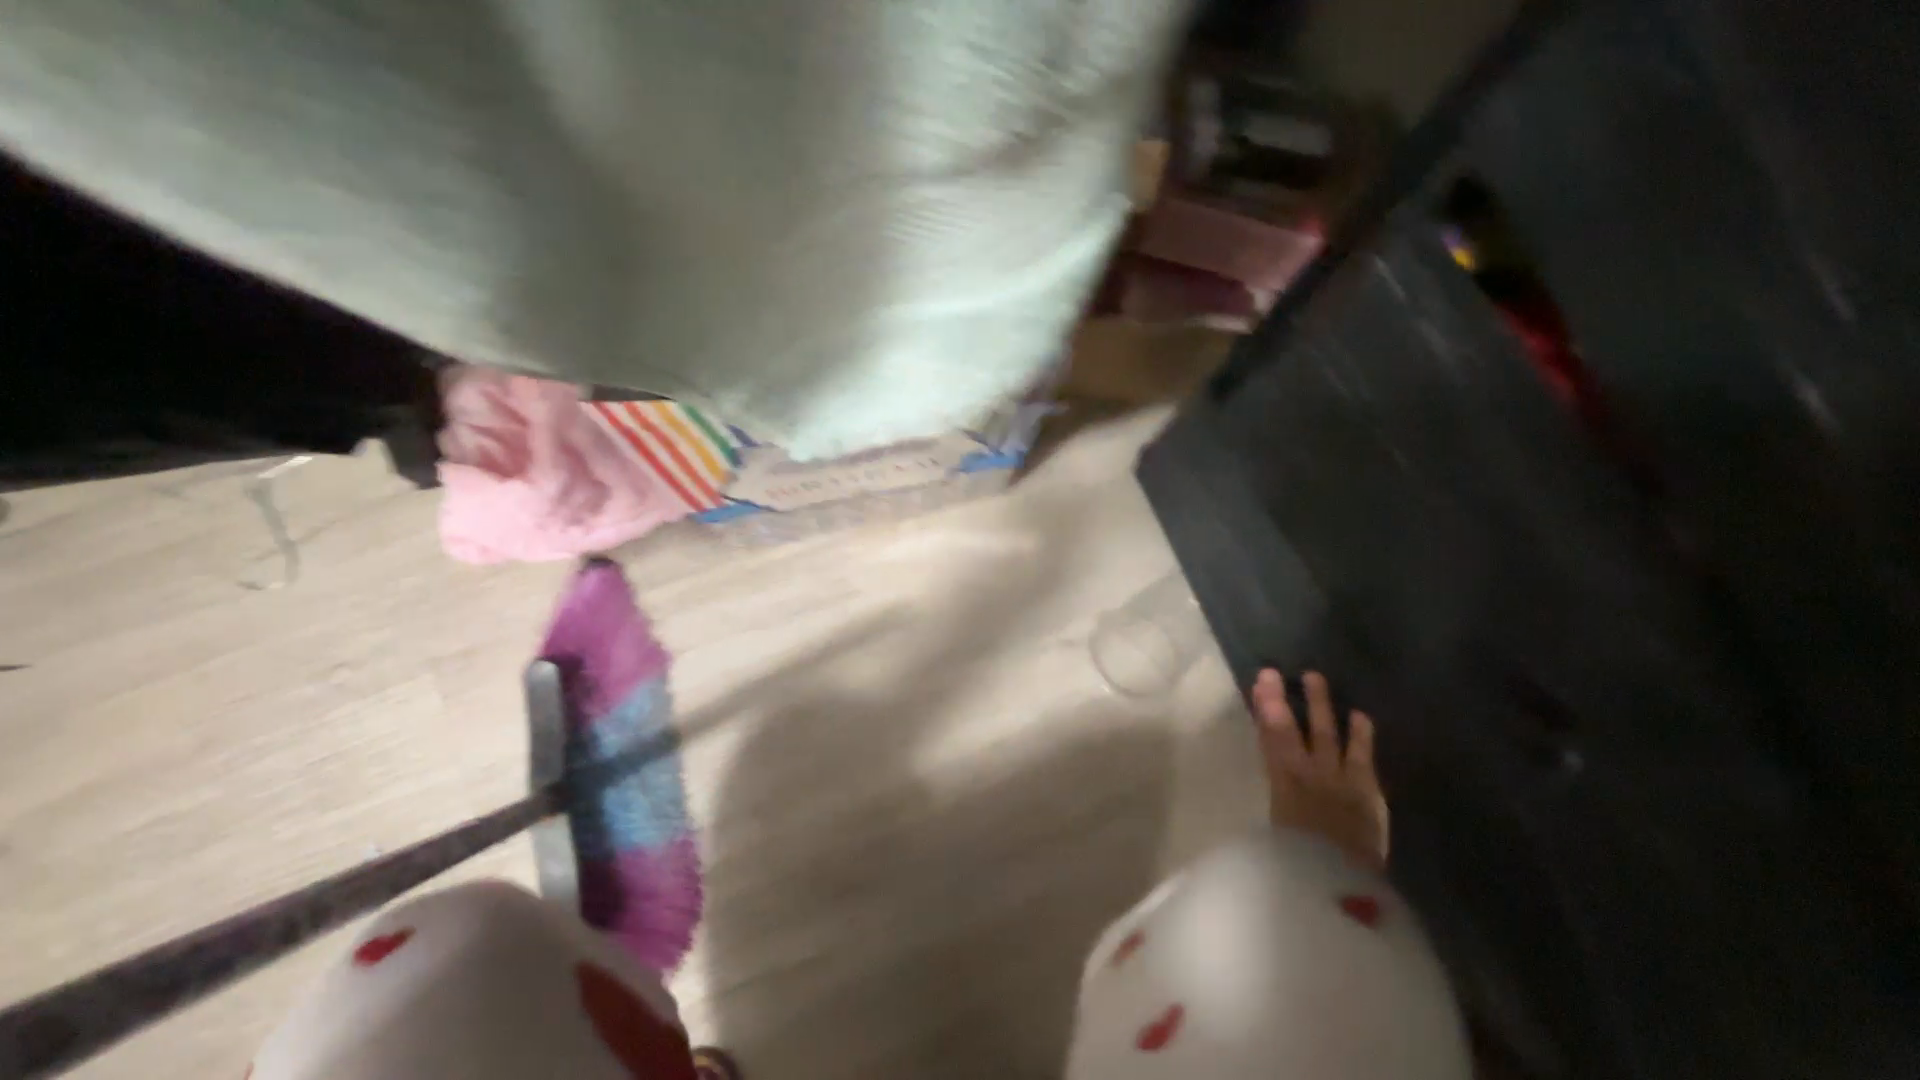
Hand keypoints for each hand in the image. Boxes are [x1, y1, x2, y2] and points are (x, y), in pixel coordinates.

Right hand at [1251, 669, 1388, 871]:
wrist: (1344, 890)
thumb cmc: (1299, 870)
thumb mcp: (1275, 841)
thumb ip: (1276, 818)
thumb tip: (1270, 804)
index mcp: (1282, 789)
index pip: (1270, 741)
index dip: (1265, 710)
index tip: (1260, 683)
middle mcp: (1308, 776)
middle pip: (1291, 732)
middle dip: (1281, 702)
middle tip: (1274, 674)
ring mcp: (1340, 781)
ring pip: (1326, 736)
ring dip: (1320, 707)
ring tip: (1315, 679)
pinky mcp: (1368, 793)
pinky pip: (1363, 758)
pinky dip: (1361, 737)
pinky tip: (1360, 716)